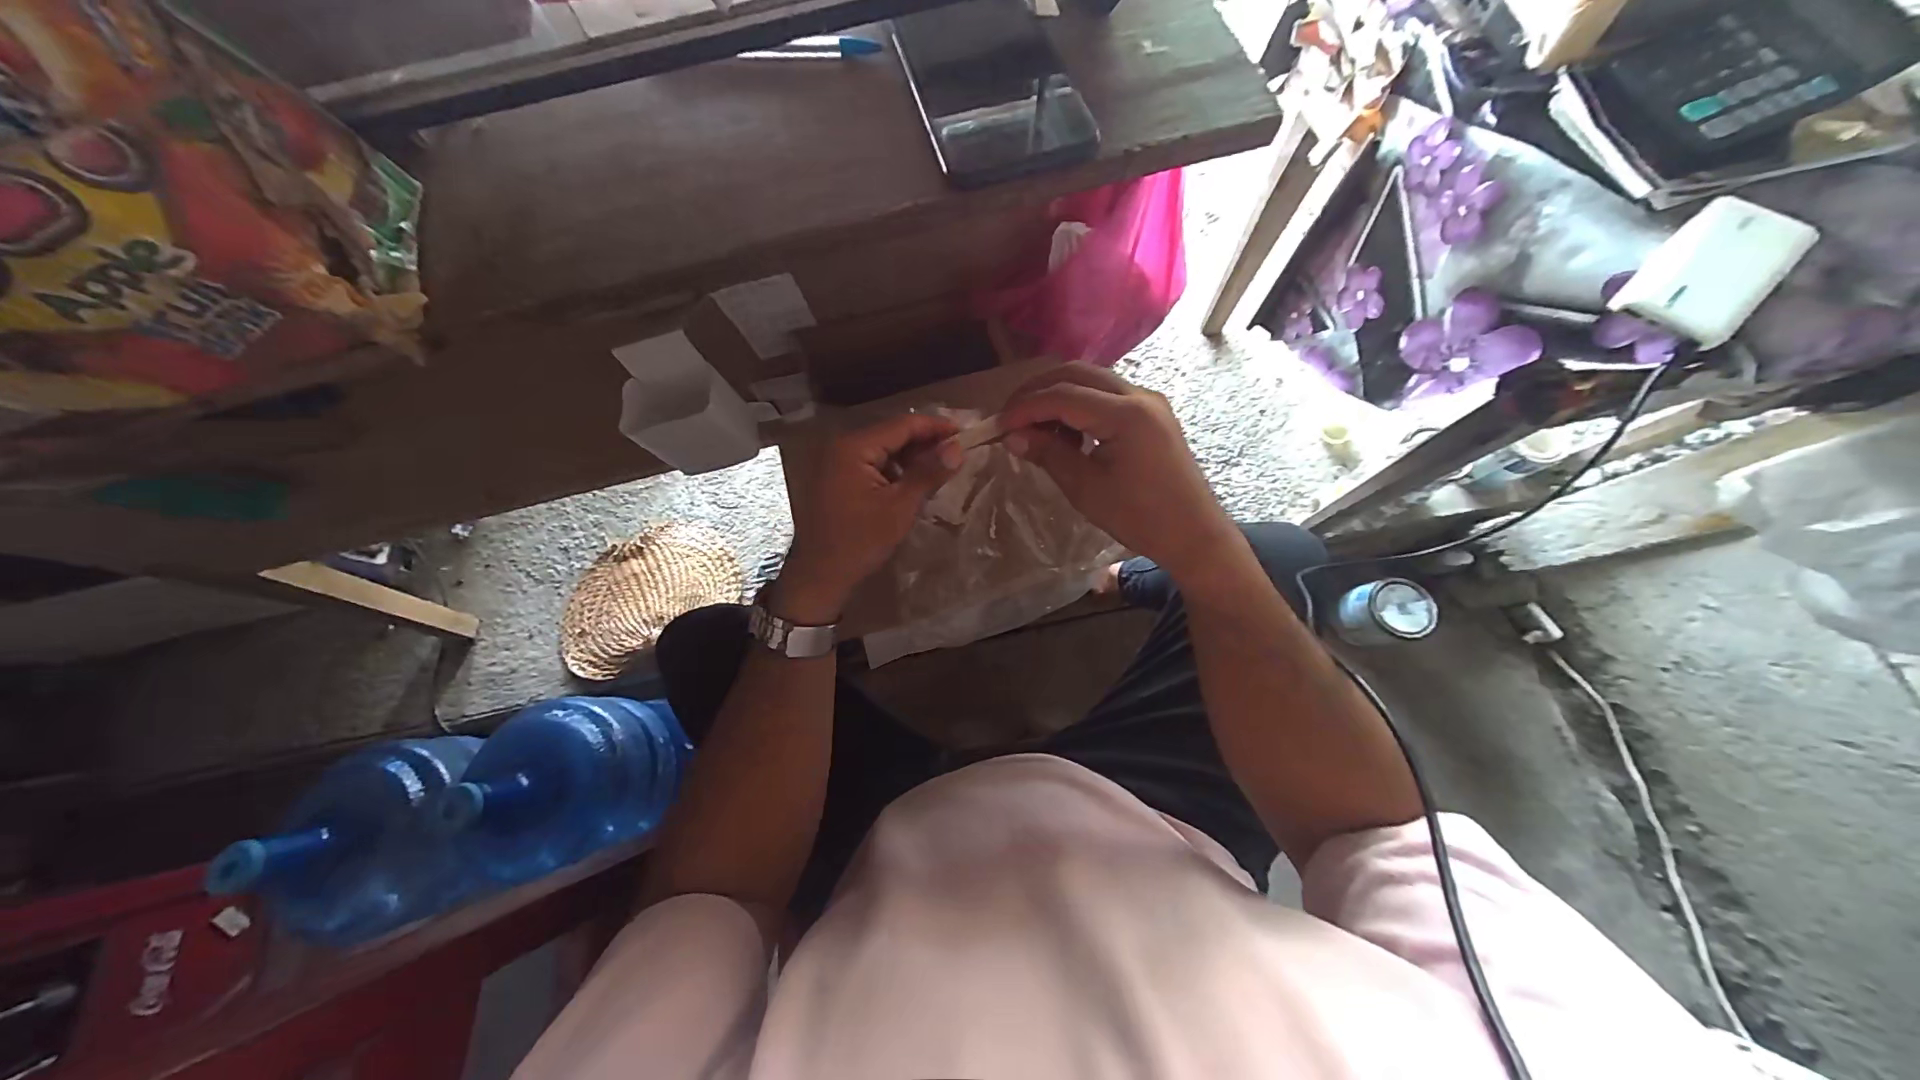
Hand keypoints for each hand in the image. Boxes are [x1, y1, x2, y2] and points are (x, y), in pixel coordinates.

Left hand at [778, 412, 960, 623]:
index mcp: (854, 447)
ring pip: (884, 449)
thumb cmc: (860, 541)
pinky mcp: (838, 478)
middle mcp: (842, 446)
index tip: (964, 433)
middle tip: (957, 452)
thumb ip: (928, 473)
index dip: (935, 427)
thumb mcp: (900, 507)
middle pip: (892, 433)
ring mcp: (837, 462)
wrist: (821, 575)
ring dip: (912, 457)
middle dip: (925, 442)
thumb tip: (957, 448)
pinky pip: (872, 464)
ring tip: (942, 467)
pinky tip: (916, 481)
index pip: (902, 424)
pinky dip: (895, 469)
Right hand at [1000, 366, 1243, 585]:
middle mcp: (1140, 395)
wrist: (1194, 534)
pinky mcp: (1152, 413)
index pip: (1062, 395)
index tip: (999, 426)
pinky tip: (1066, 433)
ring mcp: (1149, 401)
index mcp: (1125, 415)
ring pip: (1092, 380)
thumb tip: (1013, 436)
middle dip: (1038, 391)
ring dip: (1058, 396)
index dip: (1025, 407)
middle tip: (1011, 416)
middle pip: (1076, 373)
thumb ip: (1049, 454)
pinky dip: (1079, 405)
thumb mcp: (1087, 489)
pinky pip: (1107, 395)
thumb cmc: (1140, 517)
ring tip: (1035, 428)